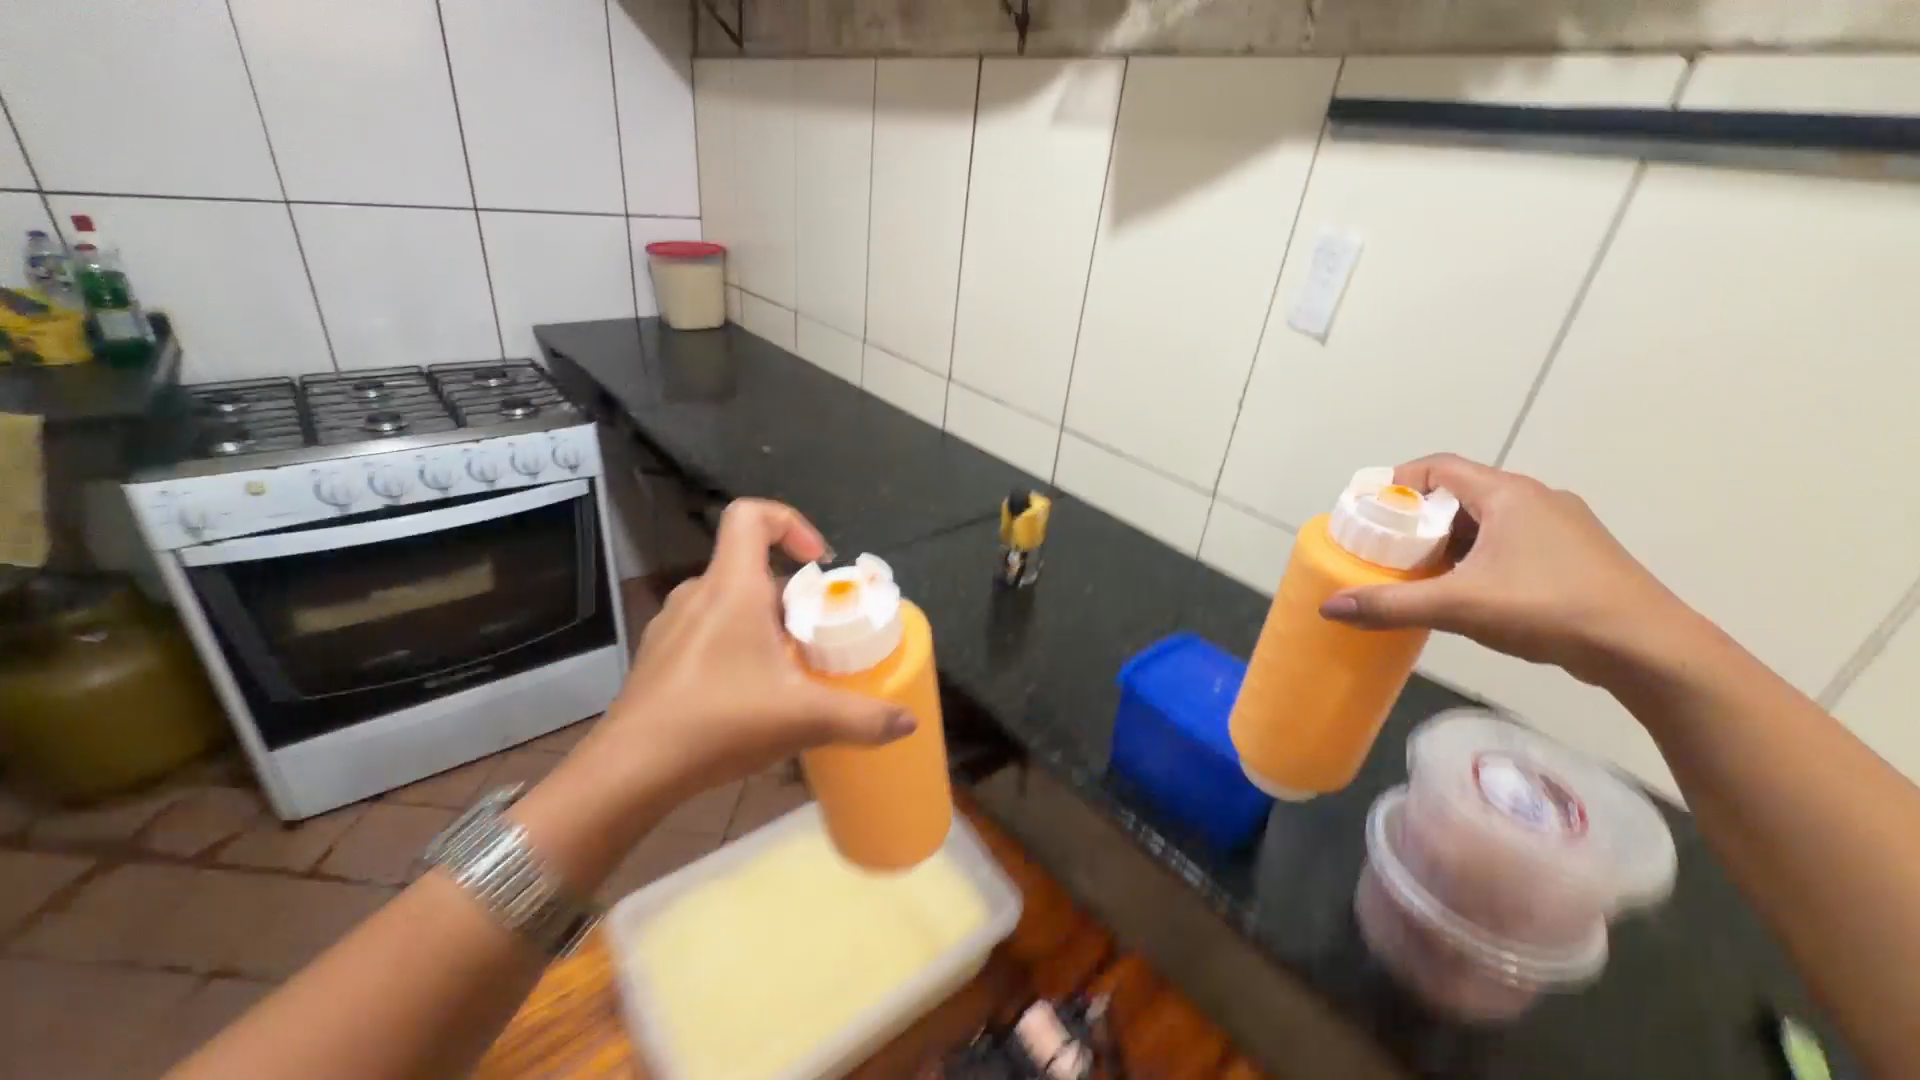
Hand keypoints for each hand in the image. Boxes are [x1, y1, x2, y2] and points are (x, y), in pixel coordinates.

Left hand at [597, 498, 914, 797]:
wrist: (632, 769)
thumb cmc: (720, 721)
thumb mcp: (804, 718)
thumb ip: (862, 718)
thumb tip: (908, 722)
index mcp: (732, 587)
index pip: (751, 516)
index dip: (790, 523)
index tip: (819, 564)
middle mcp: (698, 595)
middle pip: (751, 569)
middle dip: (794, 598)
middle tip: (821, 639)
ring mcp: (672, 626)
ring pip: (731, 604)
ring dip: (766, 625)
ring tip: (791, 672)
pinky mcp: (660, 658)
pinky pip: (709, 633)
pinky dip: (737, 648)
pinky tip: (751, 698)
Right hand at [1320, 454, 1699, 686]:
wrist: (1648, 648)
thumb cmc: (1548, 608)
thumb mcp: (1459, 606)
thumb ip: (1391, 605)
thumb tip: (1330, 607)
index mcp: (1508, 494)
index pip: (1438, 467)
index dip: (1397, 482)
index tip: (1370, 511)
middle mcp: (1536, 498)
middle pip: (1460, 494)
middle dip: (1418, 520)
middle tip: (1388, 550)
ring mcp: (1562, 527)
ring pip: (1487, 522)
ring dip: (1449, 543)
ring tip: (1421, 576)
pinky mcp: (1576, 556)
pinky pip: (1512, 543)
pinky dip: (1479, 558)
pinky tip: (1469, 592)